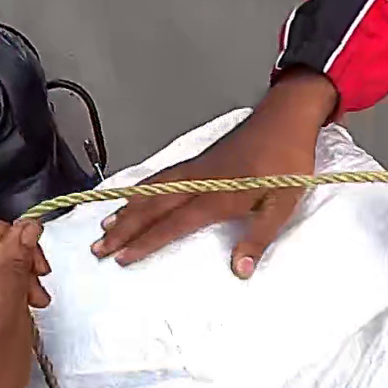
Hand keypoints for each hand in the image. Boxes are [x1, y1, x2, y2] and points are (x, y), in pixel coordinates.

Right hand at [93, 70, 337, 277]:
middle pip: (153, 208)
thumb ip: (258, 237)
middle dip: (124, 229)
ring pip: (153, 190)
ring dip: (127, 210)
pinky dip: (142, 188)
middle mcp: (199, 181)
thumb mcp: (283, 204)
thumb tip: (239, 270)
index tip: (123, 257)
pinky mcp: (198, 160)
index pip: (174, 224)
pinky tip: (133, 194)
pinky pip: (161, 176)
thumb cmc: (288, 161)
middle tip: (98, 247)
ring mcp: (195, 168)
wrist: (287, 116)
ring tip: (106, 226)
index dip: (146, 242)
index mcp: (219, 196)